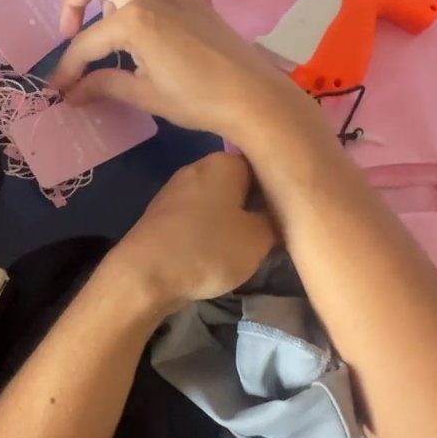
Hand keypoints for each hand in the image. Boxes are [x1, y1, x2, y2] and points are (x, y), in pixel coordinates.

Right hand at [51, 0, 322, 155]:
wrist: (253, 95)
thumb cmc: (198, 98)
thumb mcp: (145, 95)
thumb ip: (104, 86)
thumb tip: (71, 93)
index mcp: (134, 19)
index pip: (87, 40)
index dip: (69, 66)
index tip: (61, 87)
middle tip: (73, 32)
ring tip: (108, 24)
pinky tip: (140, 25)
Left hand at [99, 152, 277, 312]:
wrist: (143, 274)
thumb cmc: (208, 250)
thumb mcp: (258, 239)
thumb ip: (275, 221)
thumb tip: (279, 214)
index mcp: (224, 162)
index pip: (264, 164)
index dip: (281, 188)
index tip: (293, 212)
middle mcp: (198, 167)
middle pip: (240, 181)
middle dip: (256, 204)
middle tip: (274, 231)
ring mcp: (176, 189)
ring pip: (218, 199)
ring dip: (232, 218)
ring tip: (248, 245)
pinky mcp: (162, 213)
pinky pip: (198, 215)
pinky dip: (209, 229)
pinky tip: (217, 250)